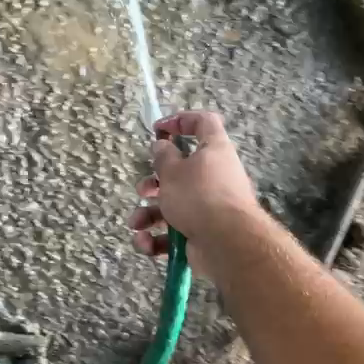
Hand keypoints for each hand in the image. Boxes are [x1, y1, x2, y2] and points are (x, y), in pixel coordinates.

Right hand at [128, 111, 263, 280]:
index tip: (158, 129)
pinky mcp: (202, 232)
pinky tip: (145, 243)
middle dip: (155, 183)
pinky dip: (157, 238)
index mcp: (213, 151)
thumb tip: (161, 145)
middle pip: (180, 172)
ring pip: (172, 206)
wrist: (227, 243)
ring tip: (136, 223)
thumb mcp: (173, 171)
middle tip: (144, 189)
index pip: (203, 123)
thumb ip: (163, 157)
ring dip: (149, 214)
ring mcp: (209, 207)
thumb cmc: (199, 196)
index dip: (181, 120)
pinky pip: (174, 232)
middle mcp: (214, 176)